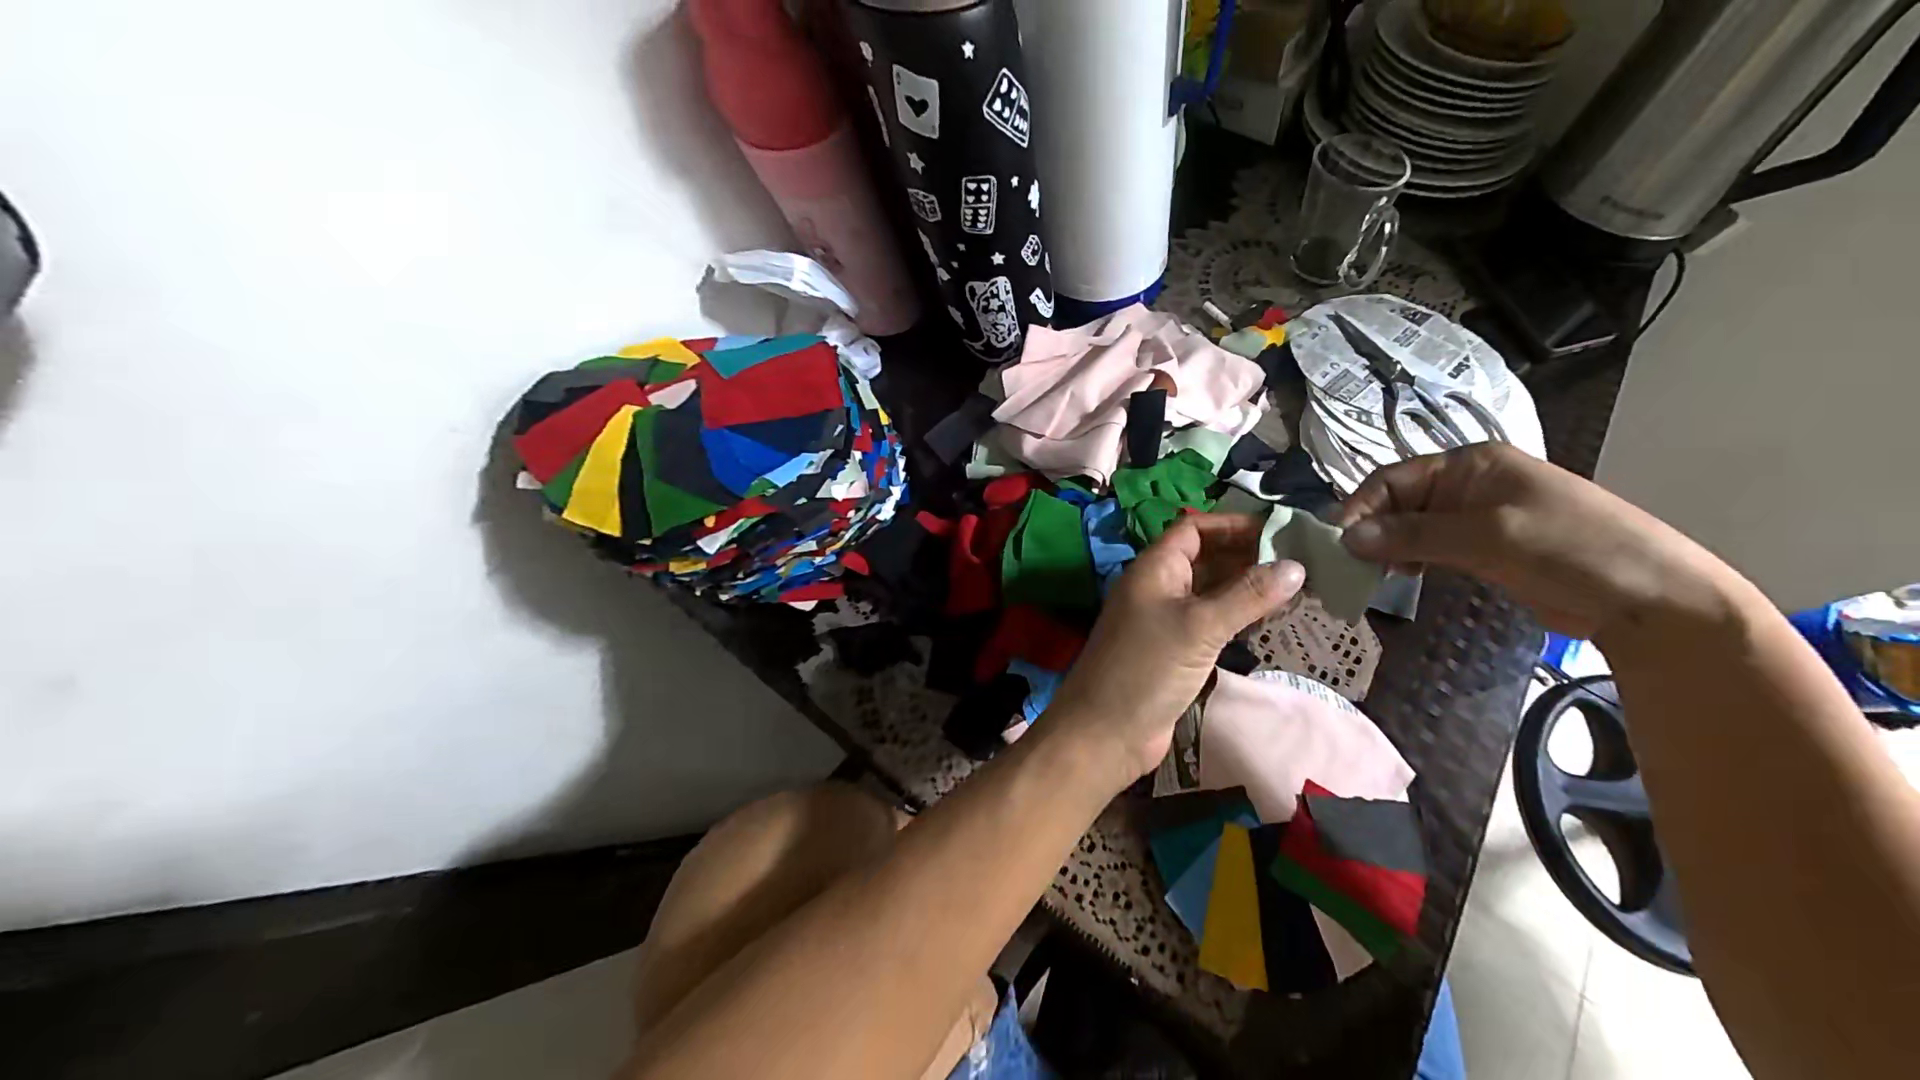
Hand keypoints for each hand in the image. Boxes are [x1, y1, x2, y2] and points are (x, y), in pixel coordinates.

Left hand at [1044, 514, 1304, 786]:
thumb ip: (1247, 595)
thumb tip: (1296, 566)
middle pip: (1205, 558)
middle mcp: (1158, 588)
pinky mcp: (1173, 650)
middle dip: (1247, 555)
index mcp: (1154, 568)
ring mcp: (1164, 620)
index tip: (1280, 531)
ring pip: (1210, 591)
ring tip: (1297, 587)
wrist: (1105, 732)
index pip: (1194, 529)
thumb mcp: (1200, 626)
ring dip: (1246, 587)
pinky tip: (1269, 620)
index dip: (1233, 525)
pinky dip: (1236, 616)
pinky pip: (1209, 621)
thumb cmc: (1147, 668)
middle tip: (1301, 561)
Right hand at [1334, 443, 1732, 639]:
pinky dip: (1409, 560)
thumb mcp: (1488, 536)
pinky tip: (1401, 577)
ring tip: (1372, 574)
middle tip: (1349, 565)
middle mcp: (1468, 485)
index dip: (1361, 507)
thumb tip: (1347, 539)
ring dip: (1386, 548)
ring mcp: (1477, 518)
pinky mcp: (1484, 549)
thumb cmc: (1571, 549)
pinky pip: (1430, 548)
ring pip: (1410, 527)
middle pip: (1397, 502)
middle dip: (1370, 530)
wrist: (1651, 598)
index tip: (1338, 543)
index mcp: (1471, 464)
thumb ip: (1413, 535)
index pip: (1393, 478)